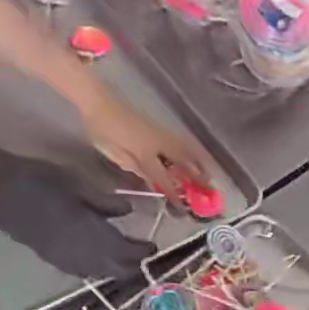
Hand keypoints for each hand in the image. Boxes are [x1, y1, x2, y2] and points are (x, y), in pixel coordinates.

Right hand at [0, 148, 154, 277]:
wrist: (1, 195)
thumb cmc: (41, 182)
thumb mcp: (78, 185)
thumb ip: (106, 203)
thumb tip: (129, 212)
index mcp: (94, 235)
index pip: (127, 252)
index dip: (142, 251)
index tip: (152, 245)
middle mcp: (85, 256)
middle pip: (118, 271)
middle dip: (133, 264)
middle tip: (141, 252)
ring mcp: (70, 263)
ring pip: (103, 274)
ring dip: (118, 268)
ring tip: (126, 256)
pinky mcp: (58, 263)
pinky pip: (88, 271)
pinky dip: (101, 267)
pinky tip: (103, 257)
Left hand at [79, 93, 217, 201]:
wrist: (97, 100)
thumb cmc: (102, 129)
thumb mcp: (116, 154)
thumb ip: (136, 167)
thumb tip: (153, 179)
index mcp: (145, 152)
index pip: (164, 178)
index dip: (174, 194)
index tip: (183, 209)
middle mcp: (157, 142)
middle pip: (183, 160)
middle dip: (197, 174)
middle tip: (210, 187)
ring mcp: (159, 132)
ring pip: (184, 147)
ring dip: (198, 160)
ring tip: (208, 172)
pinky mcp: (156, 126)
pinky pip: (178, 140)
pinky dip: (189, 150)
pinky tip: (192, 156)